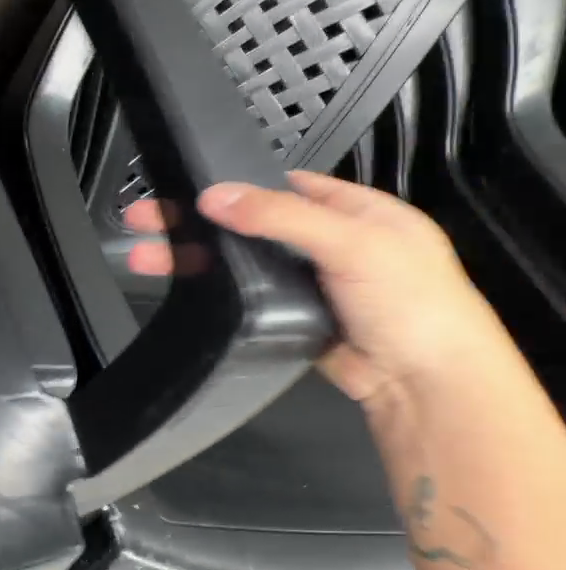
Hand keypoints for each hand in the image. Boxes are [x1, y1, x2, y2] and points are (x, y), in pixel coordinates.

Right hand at [126, 171, 514, 414]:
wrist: (421, 384)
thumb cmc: (420, 310)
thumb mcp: (356, 245)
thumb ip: (283, 216)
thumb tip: (218, 196)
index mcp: (361, 213)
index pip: (287, 186)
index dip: (240, 185)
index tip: (193, 188)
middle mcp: (332, 243)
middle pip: (248, 224)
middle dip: (195, 222)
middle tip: (149, 218)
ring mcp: (309, 280)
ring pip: (238, 260)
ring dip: (193, 256)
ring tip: (148, 256)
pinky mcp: (288, 313)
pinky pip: (240, 293)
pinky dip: (210, 288)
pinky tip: (180, 283)